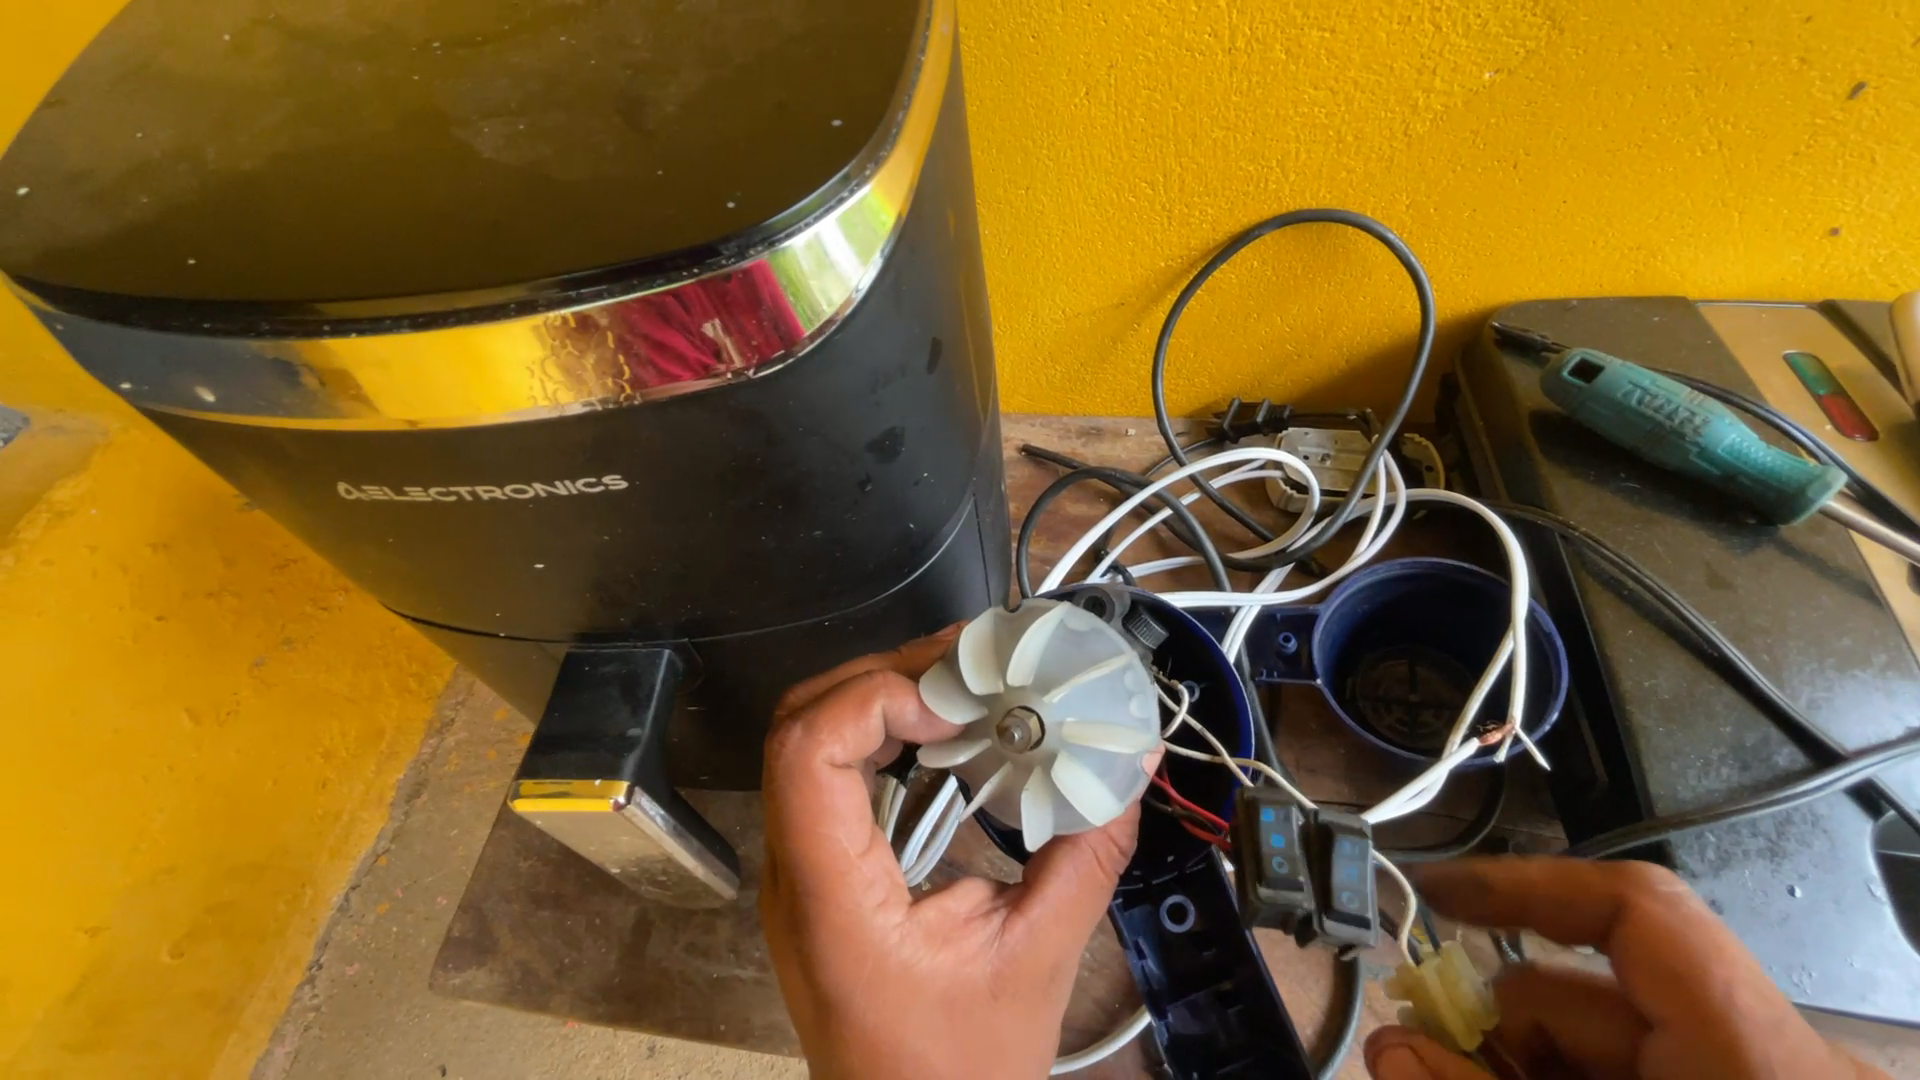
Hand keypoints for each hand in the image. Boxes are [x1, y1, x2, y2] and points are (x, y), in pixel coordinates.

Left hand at [760, 629, 1142, 1079]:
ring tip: (956, 681)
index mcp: (831, 897)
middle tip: (964, 665)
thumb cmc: (962, 1072)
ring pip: (806, 739)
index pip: (807, 752)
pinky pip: (828, 772)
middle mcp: (796, 871)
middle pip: (800, 725)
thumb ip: (1085, 857)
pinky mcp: (819, 870)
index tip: (949, 706)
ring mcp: (799, 869)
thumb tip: (1127, 768)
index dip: (873, 700)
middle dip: (882, 676)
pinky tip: (936, 731)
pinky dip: (878, 731)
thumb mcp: (1038, 963)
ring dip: (879, 694)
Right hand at [1365, 857, 1888, 1079]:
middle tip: (1430, 1067)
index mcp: (1762, 1069)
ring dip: (1526, 1072)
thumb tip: (1390, 1050)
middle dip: (1499, 1036)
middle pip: (1587, 1001)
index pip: (1640, 916)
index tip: (1433, 895)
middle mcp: (1776, 1067)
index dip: (1525, 886)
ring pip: (1597, 1047)